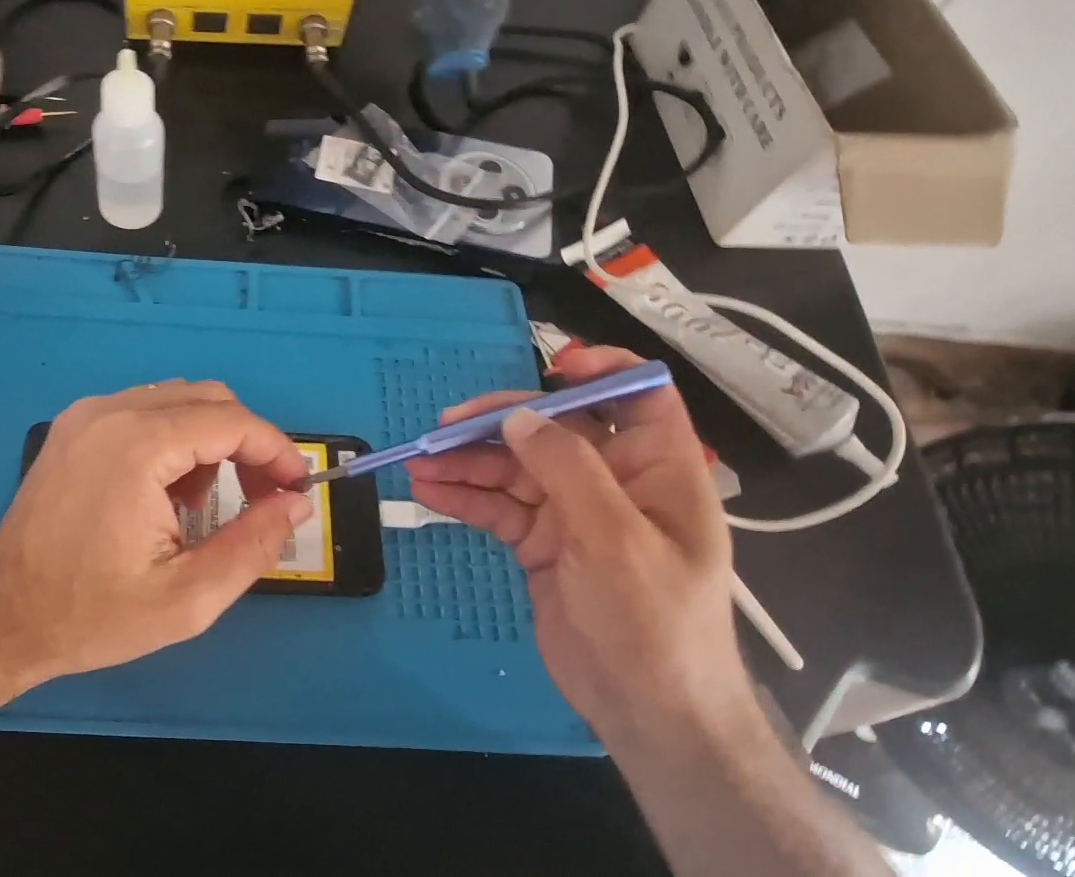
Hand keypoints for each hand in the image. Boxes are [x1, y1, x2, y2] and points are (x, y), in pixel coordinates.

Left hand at [0, 381, 311, 685]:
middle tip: (261, 498)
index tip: (298, 489)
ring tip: (205, 506)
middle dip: (247, 443)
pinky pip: (144, 410)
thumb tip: (296, 504)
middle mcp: (111, 412)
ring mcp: (86, 414)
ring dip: (210, 441)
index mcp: (138, 445)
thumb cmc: (92, 614)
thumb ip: (254, 544)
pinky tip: (165, 494)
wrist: (1, 618)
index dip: (277, 451)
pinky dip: (173, 439)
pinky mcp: (73, 427)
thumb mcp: (188, 597)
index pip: (233, 421)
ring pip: (177, 400)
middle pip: (209, 398)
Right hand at [405, 347, 758, 746]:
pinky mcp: (542, 544)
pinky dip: (464, 497)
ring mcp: (574, 513)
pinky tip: (428, 492)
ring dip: (468, 462)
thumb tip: (519, 417)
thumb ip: (567, 468)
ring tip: (419, 462)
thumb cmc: (651, 619)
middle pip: (553, 430)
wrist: (644, 709)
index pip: (640, 396)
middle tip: (444, 428)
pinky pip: (499, 508)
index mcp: (655, 468)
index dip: (604, 370)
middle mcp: (614, 481)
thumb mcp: (614, 537)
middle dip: (500, 424)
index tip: (553, 366)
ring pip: (515, 469)